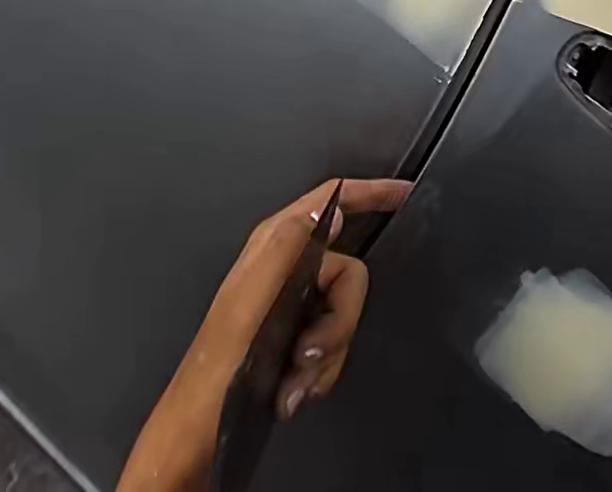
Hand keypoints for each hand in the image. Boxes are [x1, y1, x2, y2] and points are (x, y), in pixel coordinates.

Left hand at [116, 177, 413, 491]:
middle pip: (349, 276)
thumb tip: (334, 208)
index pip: (331, 200)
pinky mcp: (296, 333)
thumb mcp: (256, 293)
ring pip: (343, 318)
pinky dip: (318, 372)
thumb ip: (292, 243)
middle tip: (307, 354)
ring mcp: (294, 300)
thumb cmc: (225, 354)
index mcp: (277, 241)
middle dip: (338, 324)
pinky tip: (292, 388)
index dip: (370, 192)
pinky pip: (332, 346)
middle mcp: (289, 263)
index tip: (405, 193)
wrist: (206, 418)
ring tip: (293, 378)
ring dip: (325, 358)